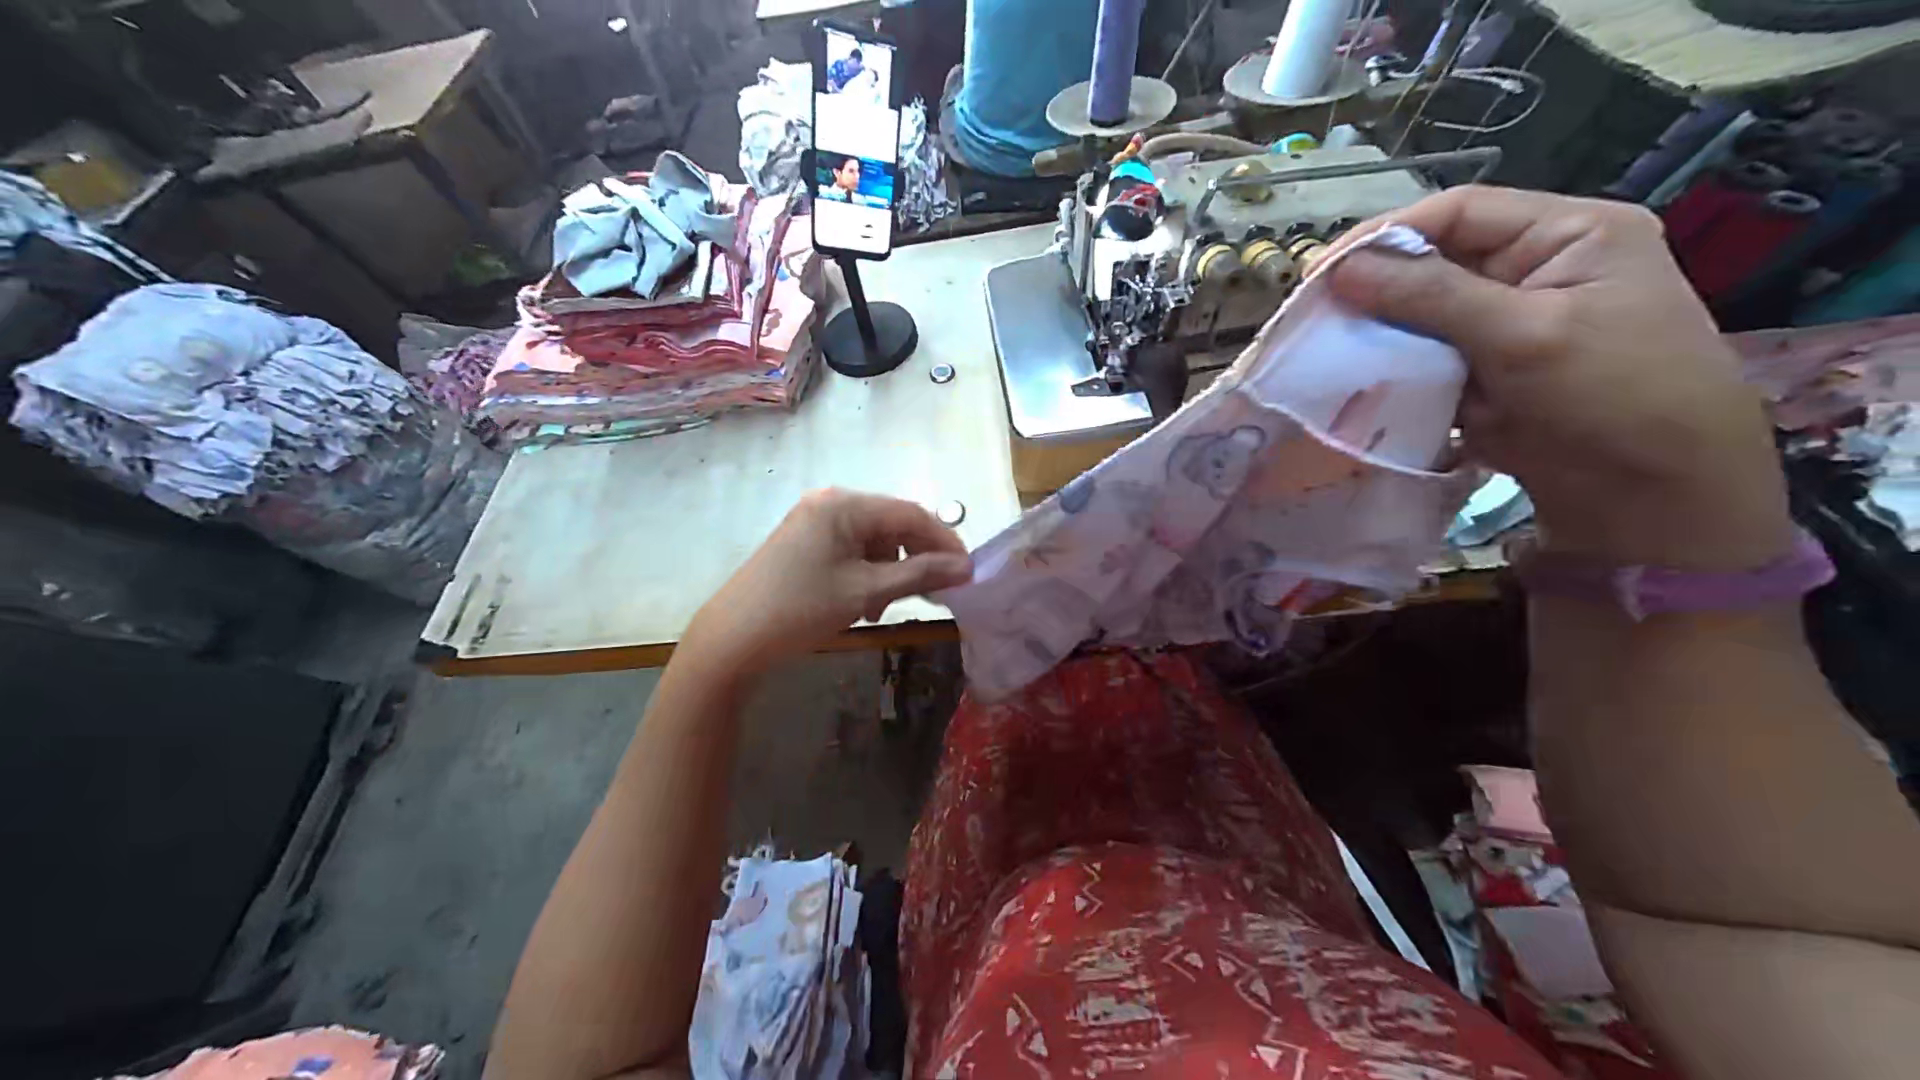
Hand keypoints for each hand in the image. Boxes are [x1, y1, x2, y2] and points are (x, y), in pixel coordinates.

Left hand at [682, 489, 972, 674]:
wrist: (733, 638)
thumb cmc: (801, 608)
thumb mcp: (866, 592)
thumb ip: (920, 575)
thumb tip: (967, 567)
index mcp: (845, 505)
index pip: (911, 514)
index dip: (945, 542)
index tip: (967, 573)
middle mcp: (830, 503)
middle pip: (892, 525)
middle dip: (914, 561)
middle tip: (932, 596)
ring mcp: (814, 521)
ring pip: (873, 541)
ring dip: (889, 573)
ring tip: (882, 609)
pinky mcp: (804, 542)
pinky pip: (851, 551)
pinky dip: (866, 575)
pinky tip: (862, 604)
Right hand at [1328, 186, 1792, 570]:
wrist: (1647, 491)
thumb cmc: (1610, 393)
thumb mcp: (1523, 333)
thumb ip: (1430, 295)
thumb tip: (1341, 269)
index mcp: (1567, 234)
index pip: (1460, 213)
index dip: (1387, 235)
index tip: (1322, 271)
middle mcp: (1530, 270)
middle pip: (1433, 261)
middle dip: (1372, 285)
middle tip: (1312, 311)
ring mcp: (1501, 323)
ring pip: (1418, 311)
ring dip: (1374, 327)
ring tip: (1321, 343)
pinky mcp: (1477, 370)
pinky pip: (1420, 354)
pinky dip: (1387, 362)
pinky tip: (1352, 372)